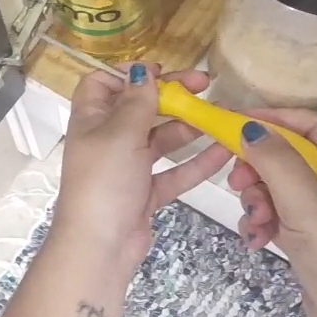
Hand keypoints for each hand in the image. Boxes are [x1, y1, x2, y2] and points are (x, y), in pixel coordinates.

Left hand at [53, 65, 233, 270]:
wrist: (100, 243)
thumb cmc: (104, 182)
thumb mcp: (120, 134)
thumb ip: (136, 102)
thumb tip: (141, 72)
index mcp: (90, 121)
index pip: (100, 85)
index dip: (127, 74)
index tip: (160, 72)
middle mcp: (106, 141)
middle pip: (138, 109)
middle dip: (170, 96)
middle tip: (206, 85)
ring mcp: (125, 168)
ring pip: (159, 140)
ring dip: (188, 127)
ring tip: (221, 115)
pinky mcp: (144, 193)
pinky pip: (173, 171)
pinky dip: (197, 162)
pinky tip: (226, 150)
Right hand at [228, 108, 316, 316]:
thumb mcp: (306, 205)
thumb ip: (276, 162)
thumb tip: (251, 127)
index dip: (281, 117)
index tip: (238, 120)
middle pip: (293, 158)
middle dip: (260, 168)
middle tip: (237, 182)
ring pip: (281, 188)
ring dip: (258, 201)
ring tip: (253, 222)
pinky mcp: (315, 240)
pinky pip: (281, 216)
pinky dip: (263, 223)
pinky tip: (255, 241)